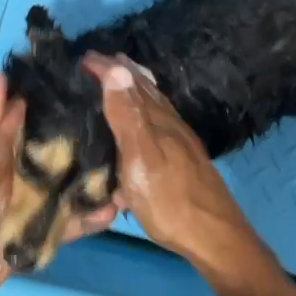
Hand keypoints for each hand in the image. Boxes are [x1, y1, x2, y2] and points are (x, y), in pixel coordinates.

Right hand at [82, 53, 258, 265]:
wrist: (213, 236)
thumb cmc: (171, 200)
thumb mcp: (142, 158)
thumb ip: (128, 116)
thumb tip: (116, 68)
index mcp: (157, 119)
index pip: (129, 82)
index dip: (106, 68)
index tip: (82, 59)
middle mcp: (170, 124)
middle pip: (145, 89)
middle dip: (121, 73)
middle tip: (97, 63)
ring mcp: (179, 142)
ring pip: (154, 106)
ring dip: (133, 92)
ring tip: (115, 86)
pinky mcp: (182, 160)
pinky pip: (158, 125)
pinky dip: (143, 114)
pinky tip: (139, 130)